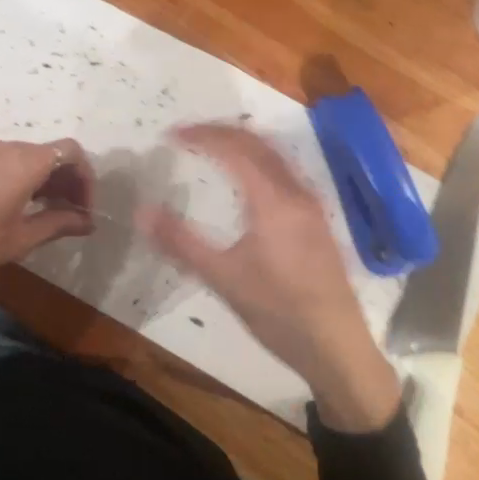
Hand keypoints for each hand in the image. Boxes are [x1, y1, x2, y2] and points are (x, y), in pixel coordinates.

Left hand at [0, 138, 96, 304]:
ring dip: (41, 178)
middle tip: (70, 213)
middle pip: (46, 152)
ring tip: (44, 212)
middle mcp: (0, 147)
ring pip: (22, 156)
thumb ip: (58, 223)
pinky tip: (13, 205)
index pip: (70, 152)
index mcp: (21, 163)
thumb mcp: (19, 241)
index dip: (85, 177)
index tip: (85, 208)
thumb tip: (87, 221)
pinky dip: (16, 176)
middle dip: (64, 179)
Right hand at [138, 123, 401, 431]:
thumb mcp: (222, 278)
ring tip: (212, 148)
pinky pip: (285, 173)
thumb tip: (141, 212)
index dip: (202, 135)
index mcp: (274, 201)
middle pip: (258, 144)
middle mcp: (297, 194)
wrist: (336, 347)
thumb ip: (181, 243)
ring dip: (242, 144)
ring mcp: (312, 207)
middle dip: (221, 132)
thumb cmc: (278, 312)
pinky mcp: (317, 222)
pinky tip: (245, 182)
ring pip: (276, 156)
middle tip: (188, 135)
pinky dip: (258, 161)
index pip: (235, 149)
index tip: (171, 135)